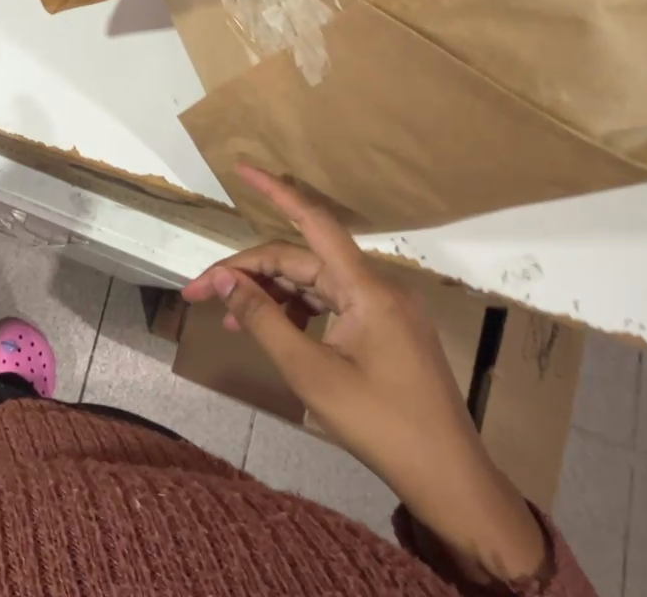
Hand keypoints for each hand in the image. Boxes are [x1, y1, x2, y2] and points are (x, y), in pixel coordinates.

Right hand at [182, 164, 547, 585]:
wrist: (449, 479)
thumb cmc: (380, 424)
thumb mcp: (309, 371)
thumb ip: (262, 318)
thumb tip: (221, 278)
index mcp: (368, 290)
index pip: (314, 223)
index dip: (275, 191)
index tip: (241, 167)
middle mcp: (379, 289)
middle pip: (300, 260)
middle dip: (246, 271)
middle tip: (198, 294)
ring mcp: (385, 310)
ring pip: (311, 283)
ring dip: (266, 294)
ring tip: (224, 318)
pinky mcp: (385, 331)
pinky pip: (328, 305)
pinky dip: (293, 312)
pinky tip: (264, 331)